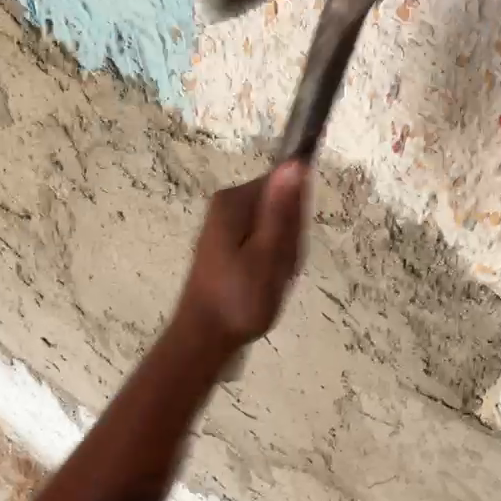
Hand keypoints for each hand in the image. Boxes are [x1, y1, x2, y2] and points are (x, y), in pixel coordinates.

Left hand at [173, 162, 309, 352]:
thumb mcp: (268, 255)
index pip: (287, 187)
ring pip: (277, 230)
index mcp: (235, 201)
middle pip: (281, 208)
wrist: (205, 337)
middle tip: (279, 270)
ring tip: (270, 281)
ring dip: (282, 257)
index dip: (295, 220)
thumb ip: (281, 210)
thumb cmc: (239, 299)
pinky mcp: (228, 245)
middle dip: (289, 241)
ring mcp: (227, 226)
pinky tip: (264, 284)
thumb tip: (295, 162)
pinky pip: (265, 245)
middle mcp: (228, 205)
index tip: (288, 248)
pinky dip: (271, 266)